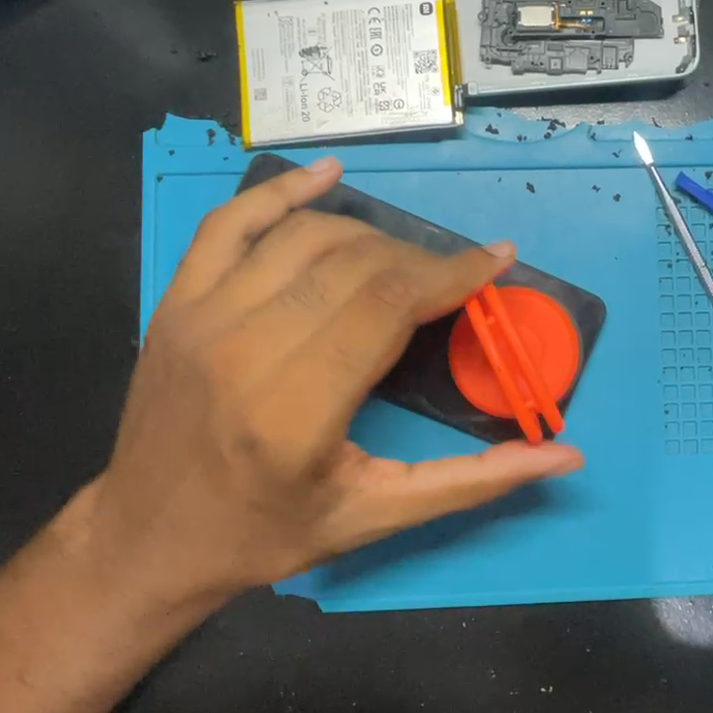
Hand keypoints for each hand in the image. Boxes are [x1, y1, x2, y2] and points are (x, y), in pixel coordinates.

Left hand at [78, 158, 583, 602]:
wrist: (146, 539)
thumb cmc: (266, 535)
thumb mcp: (375, 519)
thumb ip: (473, 482)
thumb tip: (565, 459)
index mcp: (296, 412)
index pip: (386, 304)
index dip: (449, 273)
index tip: (493, 261)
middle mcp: (244, 351)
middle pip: (355, 264)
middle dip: (420, 259)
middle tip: (454, 275)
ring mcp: (202, 318)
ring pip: (305, 237)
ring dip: (370, 234)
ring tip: (405, 258)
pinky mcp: (176, 302)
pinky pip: (232, 223)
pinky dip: (282, 192)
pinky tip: (327, 174)